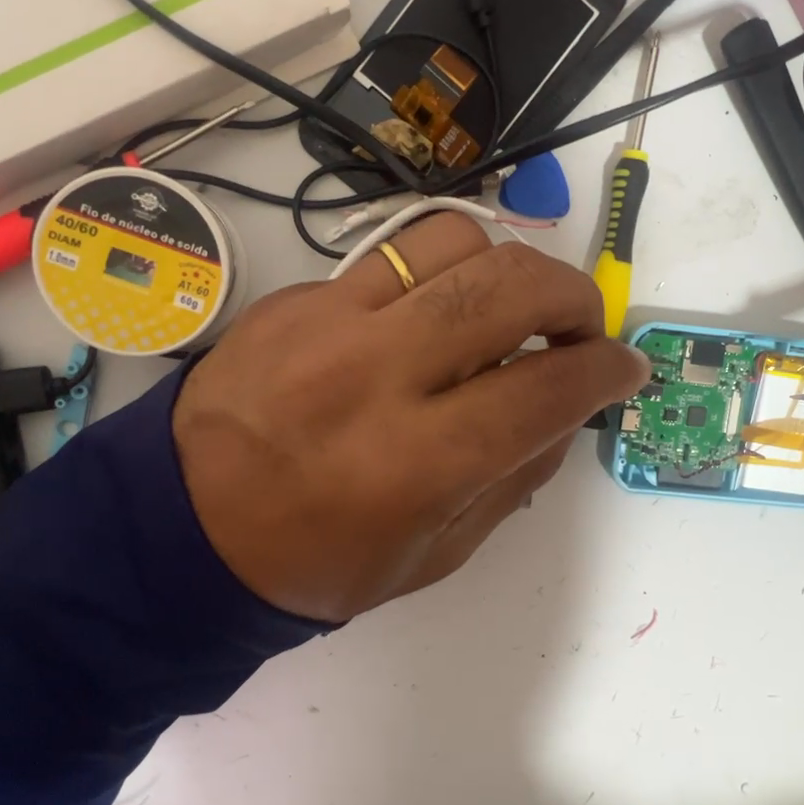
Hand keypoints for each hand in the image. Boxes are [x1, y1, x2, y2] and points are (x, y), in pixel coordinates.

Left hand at [174, 214, 648, 623]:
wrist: (178, 532)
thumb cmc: (315, 564)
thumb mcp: (433, 556)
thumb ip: (511, 480)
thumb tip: (565, 410)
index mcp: (415, 463)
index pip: (546, 389)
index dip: (605, 372)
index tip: (624, 368)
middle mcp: (375, 376)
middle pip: (510, 286)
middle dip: (574, 297)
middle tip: (580, 326)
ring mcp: (327, 323)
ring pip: (452, 240)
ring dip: (505, 267)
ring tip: (506, 308)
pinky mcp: (293, 298)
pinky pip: (388, 258)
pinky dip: (432, 281)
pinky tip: (425, 320)